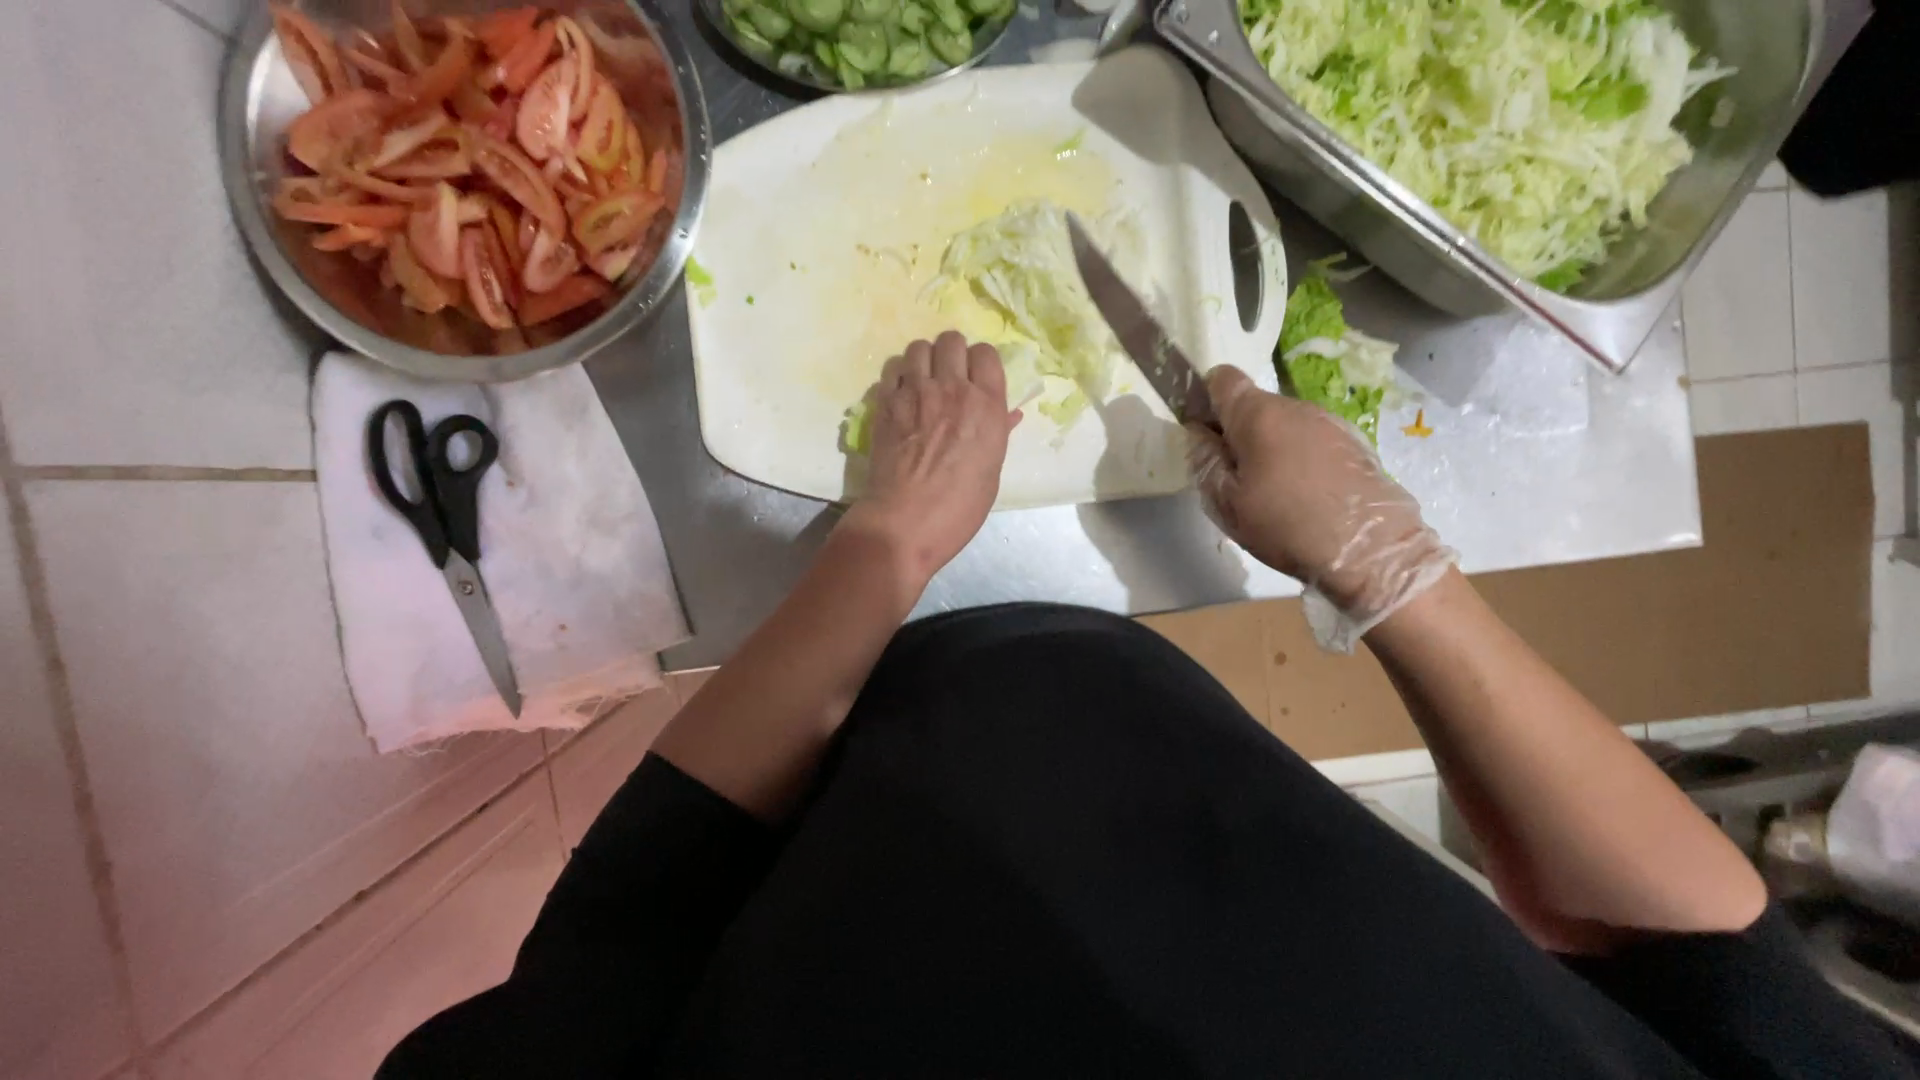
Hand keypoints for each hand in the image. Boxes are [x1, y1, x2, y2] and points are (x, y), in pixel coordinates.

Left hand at [843, 331, 1021, 588]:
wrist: (906, 521)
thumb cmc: (959, 506)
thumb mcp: (992, 471)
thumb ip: (997, 433)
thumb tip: (1007, 415)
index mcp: (986, 405)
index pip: (986, 353)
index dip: (981, 362)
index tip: (978, 378)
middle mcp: (952, 389)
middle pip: (951, 340)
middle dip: (952, 353)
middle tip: (950, 374)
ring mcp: (915, 393)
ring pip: (918, 348)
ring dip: (923, 360)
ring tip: (923, 381)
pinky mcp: (885, 403)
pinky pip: (892, 370)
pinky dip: (899, 377)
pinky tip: (901, 396)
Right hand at [1188, 366, 1455, 649]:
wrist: (1371, 550)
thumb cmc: (1286, 525)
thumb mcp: (1226, 503)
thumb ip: (1205, 461)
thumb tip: (1198, 433)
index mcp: (1257, 415)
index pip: (1222, 378)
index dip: (1207, 399)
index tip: (1205, 433)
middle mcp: (1295, 406)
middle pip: (1255, 406)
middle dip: (1240, 432)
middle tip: (1237, 478)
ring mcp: (1330, 422)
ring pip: (1286, 425)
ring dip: (1272, 447)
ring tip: (1275, 493)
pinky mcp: (1355, 443)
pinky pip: (1313, 441)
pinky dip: (1302, 459)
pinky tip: (1307, 496)